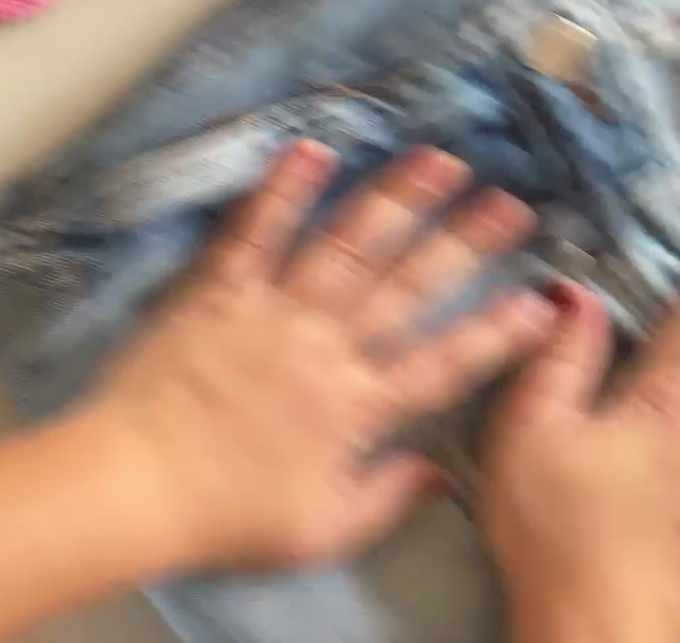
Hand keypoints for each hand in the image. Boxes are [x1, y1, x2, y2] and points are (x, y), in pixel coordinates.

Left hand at [90, 141, 553, 570]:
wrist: (137, 476)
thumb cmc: (224, 511)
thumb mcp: (324, 527)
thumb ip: (385, 495)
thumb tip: (435, 472)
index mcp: (356, 409)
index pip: (445, 364)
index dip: (497, 333)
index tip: (542, 299)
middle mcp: (320, 349)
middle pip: (402, 289)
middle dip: (460, 243)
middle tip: (508, 201)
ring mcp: (263, 313)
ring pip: (338, 248)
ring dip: (388, 200)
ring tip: (435, 160)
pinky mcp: (209, 293)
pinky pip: (248, 235)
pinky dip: (279, 192)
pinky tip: (307, 153)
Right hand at [482, 281, 679, 641]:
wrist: (599, 605)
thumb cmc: (549, 511)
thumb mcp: (530, 426)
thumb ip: (554, 360)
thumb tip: (568, 298)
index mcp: (659, 405)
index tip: (672, 253)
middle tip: (669, 283)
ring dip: (676, 362)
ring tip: (665, 351)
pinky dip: (673, 386)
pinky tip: (661, 385)